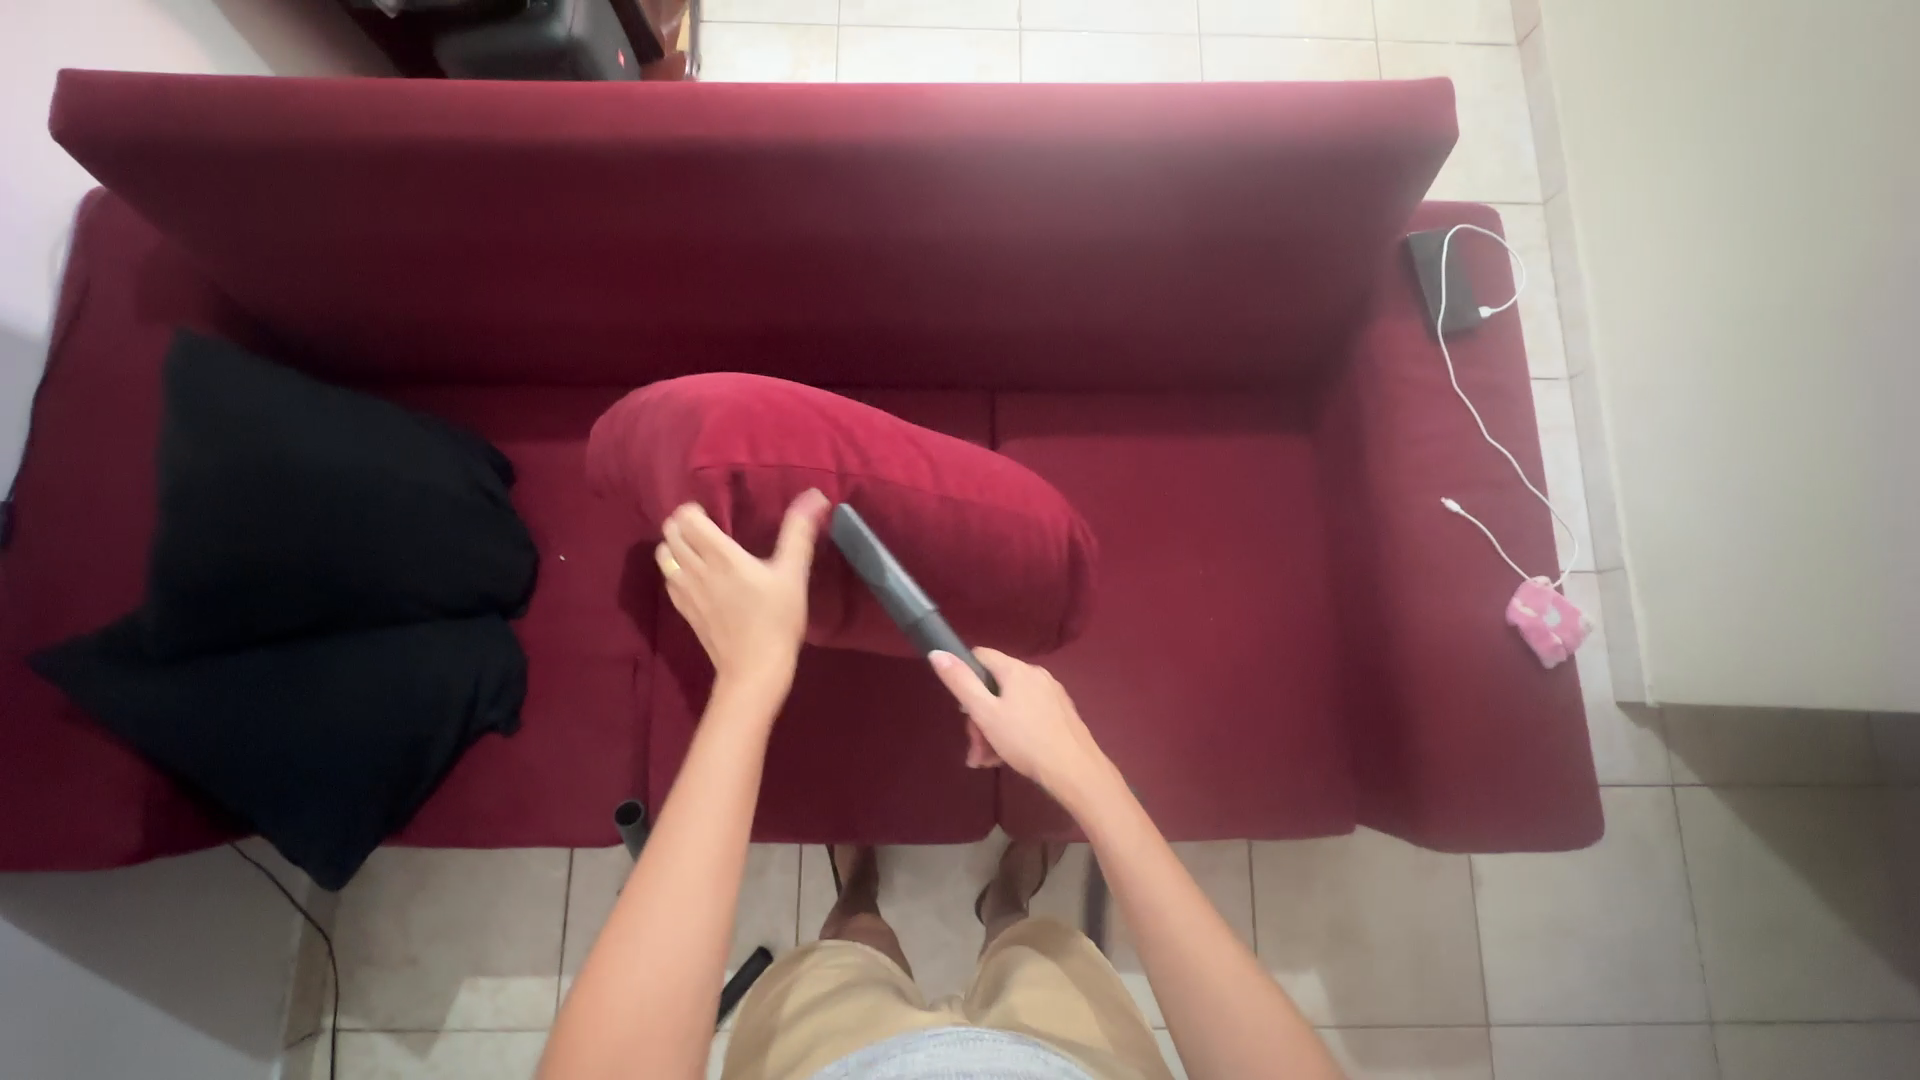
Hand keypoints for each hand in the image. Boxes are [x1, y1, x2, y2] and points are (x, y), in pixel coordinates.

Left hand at [656, 490, 828, 701]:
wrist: (754, 669)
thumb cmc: (777, 619)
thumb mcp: (793, 574)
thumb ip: (799, 532)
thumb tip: (815, 495)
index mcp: (720, 555)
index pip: (687, 518)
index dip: (694, 509)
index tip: (715, 513)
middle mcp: (695, 569)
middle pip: (670, 532)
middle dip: (683, 523)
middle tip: (708, 527)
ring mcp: (684, 591)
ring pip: (664, 554)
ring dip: (675, 545)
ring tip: (698, 548)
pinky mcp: (683, 610)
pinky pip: (668, 578)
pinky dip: (675, 568)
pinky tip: (696, 575)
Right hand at [929, 648, 1113, 801]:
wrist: (1074, 770)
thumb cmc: (1025, 740)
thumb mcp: (985, 713)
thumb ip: (960, 682)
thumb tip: (937, 652)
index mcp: (1016, 669)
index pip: (980, 656)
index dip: (965, 678)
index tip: (963, 709)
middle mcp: (1035, 674)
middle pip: (995, 686)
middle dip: (979, 716)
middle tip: (976, 747)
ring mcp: (1051, 693)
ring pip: (1010, 704)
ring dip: (993, 729)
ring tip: (988, 759)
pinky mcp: (1061, 712)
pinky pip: (1028, 714)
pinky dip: (1014, 731)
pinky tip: (1009, 756)